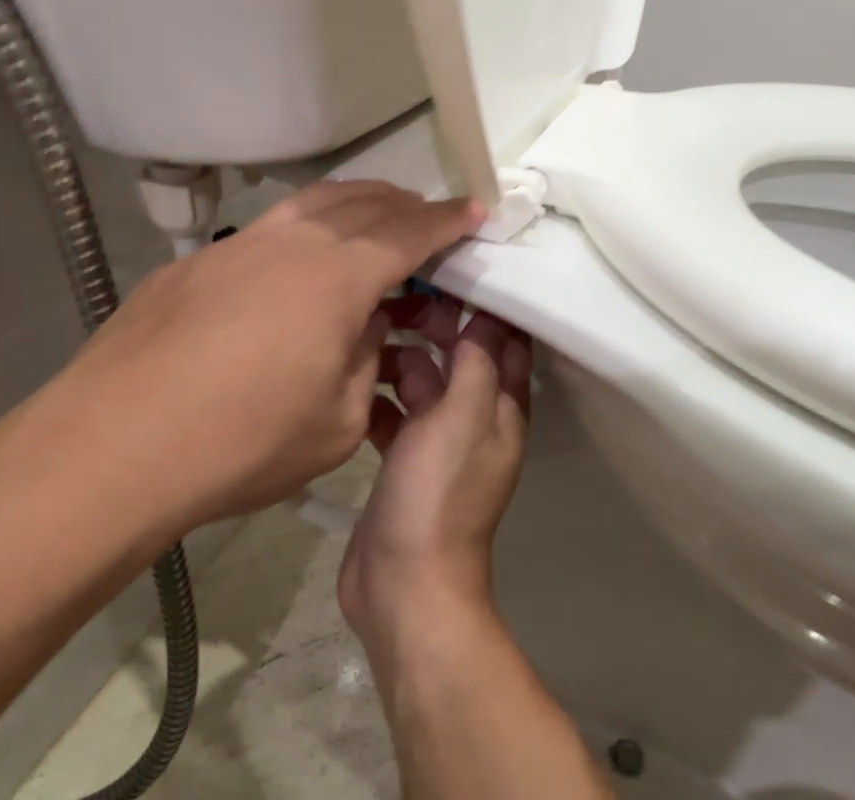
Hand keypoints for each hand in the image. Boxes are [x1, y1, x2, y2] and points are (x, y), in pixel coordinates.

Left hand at [15, 182, 482, 540]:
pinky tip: (294, 268)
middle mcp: (288, 244)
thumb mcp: (340, 420)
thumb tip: (363, 328)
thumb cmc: (244, 444)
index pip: (409, 233)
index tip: (474, 212)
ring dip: (351, 204)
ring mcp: (233, 249)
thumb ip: (367, 362)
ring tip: (372, 218)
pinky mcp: (189, 267)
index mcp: (336, 278)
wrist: (114, 451)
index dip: (447, 222)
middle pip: (360, 204)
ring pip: (307, 205)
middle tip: (428, 216)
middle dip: (404, 205)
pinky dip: (300, 232)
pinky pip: (263, 233)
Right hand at [338, 296, 532, 658]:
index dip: (485, 306)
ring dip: (399, 362)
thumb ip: (477, 363)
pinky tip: (348, 388)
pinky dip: (377, 401)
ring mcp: (439, 444)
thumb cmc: (438, 494)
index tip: (451, 269)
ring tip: (362, 338)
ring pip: (423, 384)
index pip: (505, 343)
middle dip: (434, 328)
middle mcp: (477, 421)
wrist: (403, 584)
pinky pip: (393, 416)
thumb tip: (484, 315)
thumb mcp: (464, 418)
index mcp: (503, 409)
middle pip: (460, 358)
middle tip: (393, 300)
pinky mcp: (404, 463)